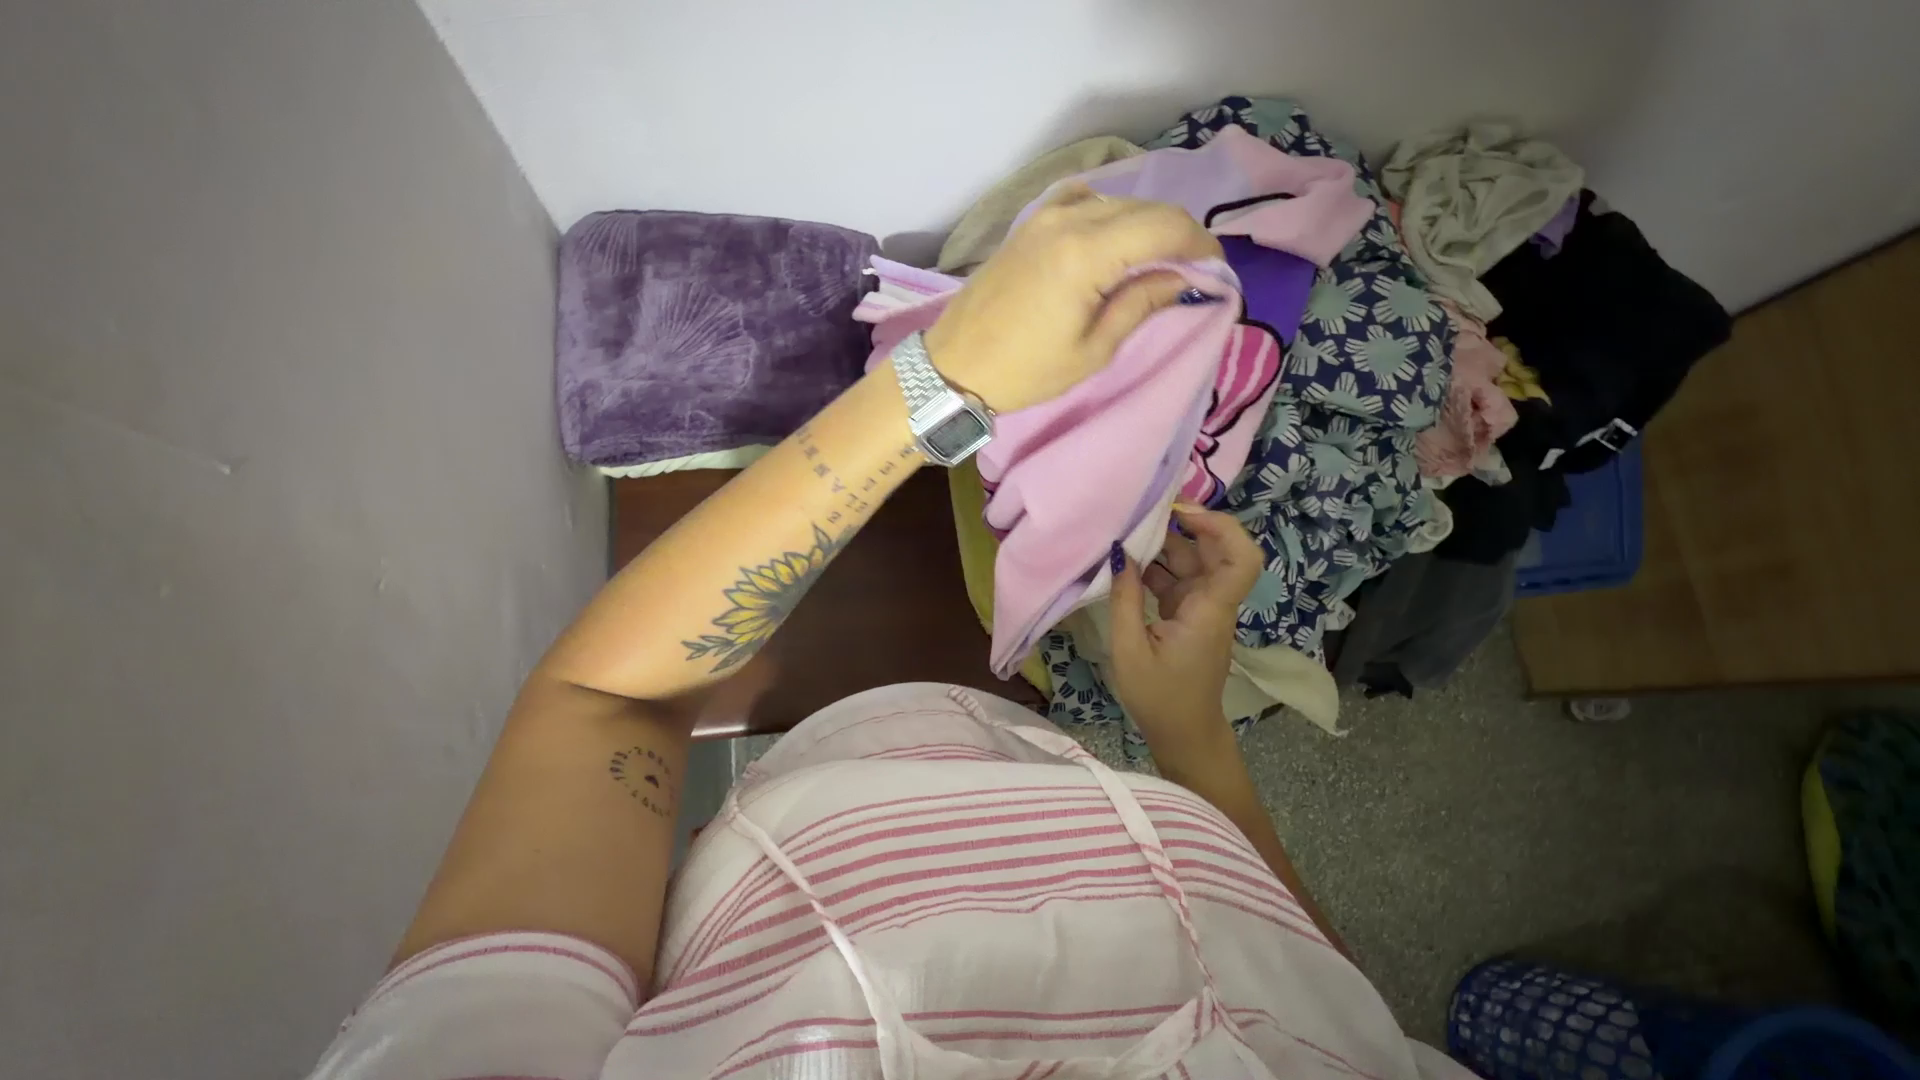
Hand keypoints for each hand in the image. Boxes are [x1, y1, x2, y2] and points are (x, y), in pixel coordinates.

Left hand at [924, 187, 1222, 411]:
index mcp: (1087, 253)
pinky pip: (1081, 201)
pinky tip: (1113, 238)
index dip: (1200, 244)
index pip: (1165, 226)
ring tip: (1156, 261)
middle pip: (1145, 208)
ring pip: (1115, 202)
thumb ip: (1141, 304)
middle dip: (1177, 234)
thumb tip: (1182, 278)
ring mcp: (1044, 216)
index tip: (1215, 269)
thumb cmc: (1025, 371)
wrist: (954, 366)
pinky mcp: (1028, 224)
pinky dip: (1107, 213)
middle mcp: (1067, 221)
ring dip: (1144, 224)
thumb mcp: (1093, 350)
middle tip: (1191, 269)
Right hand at [1107, 505, 1263, 754]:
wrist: (1184, 735)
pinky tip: (1127, 561)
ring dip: (1165, 544)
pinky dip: (1156, 566)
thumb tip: (1118, 554)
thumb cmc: (1159, 698)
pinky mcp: (1190, 614)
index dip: (1221, 527)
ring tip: (1127, 532)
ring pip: (1194, 561)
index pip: (1241, 558)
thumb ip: (1124, 599)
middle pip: (1215, 550)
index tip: (1182, 514)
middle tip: (1144, 513)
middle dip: (1184, 525)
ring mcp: (1203, 607)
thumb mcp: (1129, 651)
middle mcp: (1214, 602)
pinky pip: (1178, 579)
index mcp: (1210, 610)